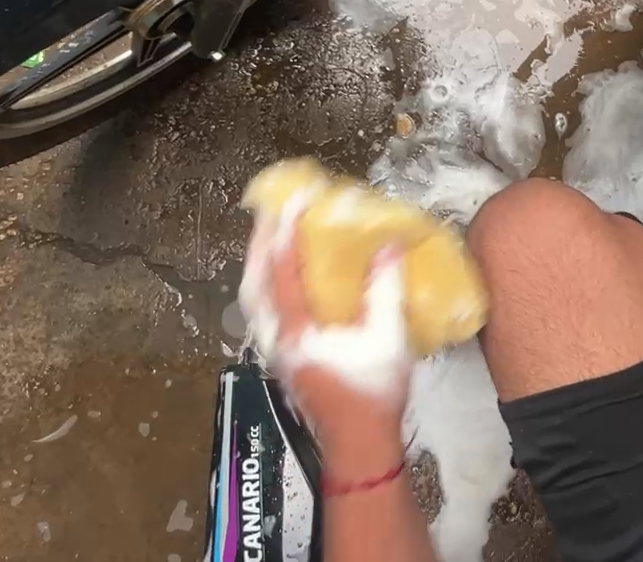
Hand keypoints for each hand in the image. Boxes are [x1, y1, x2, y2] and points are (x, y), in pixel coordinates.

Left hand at [251, 224, 410, 479]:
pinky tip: (286, 274)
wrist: (359, 445)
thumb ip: (384, 289)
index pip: (284, 270)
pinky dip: (269, 281)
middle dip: (260, 242)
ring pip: (253, 297)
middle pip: (254, 282)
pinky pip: (265, 308)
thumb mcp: (386, 337)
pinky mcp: (284, 357)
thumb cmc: (372, 391)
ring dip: (261, 261)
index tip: (298, 198)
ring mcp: (276, 350)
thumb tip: (389, 244)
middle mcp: (276, 338)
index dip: (288, 230)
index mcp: (297, 331)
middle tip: (271, 209)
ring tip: (273, 233)